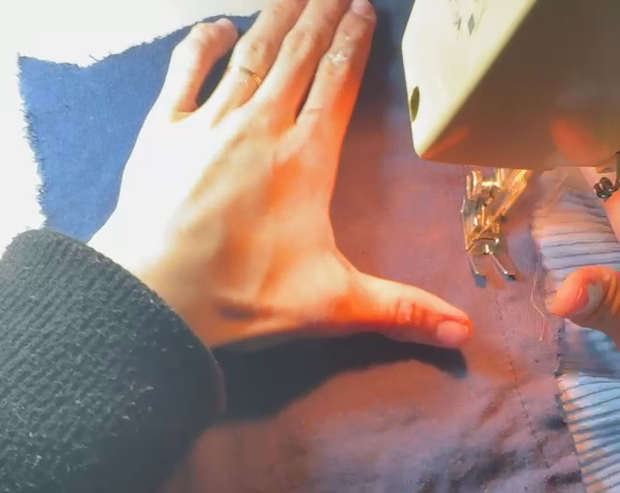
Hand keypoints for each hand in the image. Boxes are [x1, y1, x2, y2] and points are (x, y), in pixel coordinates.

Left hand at [89, 0, 471, 350]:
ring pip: (251, 53)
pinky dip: (204, 43)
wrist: (157, 299)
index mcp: (305, 160)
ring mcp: (208, 124)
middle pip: (298, 54)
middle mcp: (260, 127)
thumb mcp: (331, 306)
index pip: (338, 85)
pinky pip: (186, 71)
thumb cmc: (242, 300)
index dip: (354, 45)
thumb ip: (398, 310)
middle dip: (321, 14)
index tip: (364, 11)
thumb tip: (462, 332)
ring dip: (276, 16)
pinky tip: (220, 27)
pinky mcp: (163, 134)